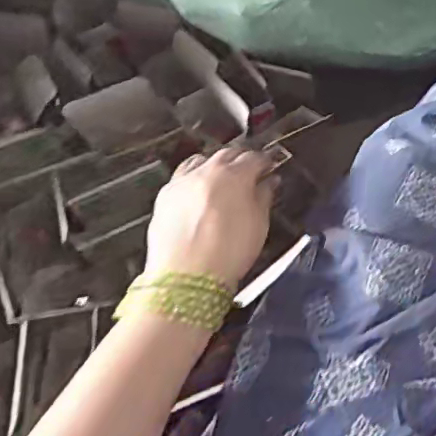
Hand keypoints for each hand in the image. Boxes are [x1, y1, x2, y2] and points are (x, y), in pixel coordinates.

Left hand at [146, 147, 276, 287]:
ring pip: (203, 161)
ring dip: (217, 166)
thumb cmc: (225, 256)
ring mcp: (183, 182)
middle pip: (228, 154)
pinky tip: (201, 194)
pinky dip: (196, 179)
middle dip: (242, 160)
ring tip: (225, 181)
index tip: (270, 167)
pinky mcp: (165, 196)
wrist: (186, 281)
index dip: (266, 161)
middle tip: (252, 172)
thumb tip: (268, 183)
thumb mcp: (259, 225)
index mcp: (235, 175)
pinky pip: (183, 177)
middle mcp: (207, 172)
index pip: (255, 157)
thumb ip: (264, 197)